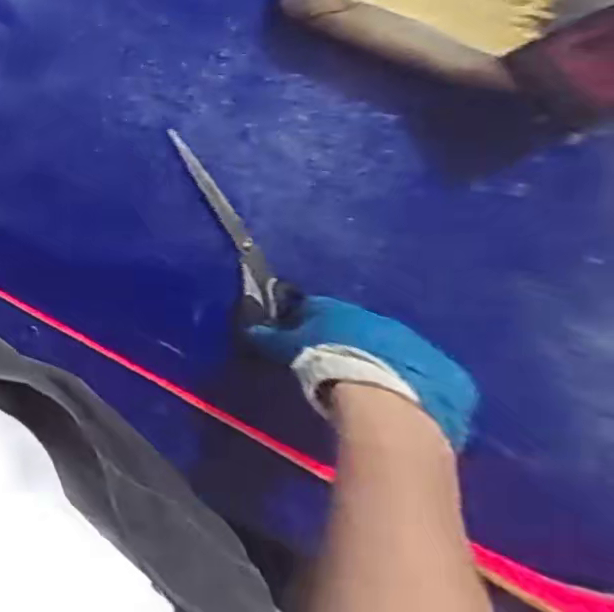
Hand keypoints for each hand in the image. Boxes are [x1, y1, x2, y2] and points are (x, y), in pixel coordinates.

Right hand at [247, 296, 477, 449]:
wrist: (385, 403)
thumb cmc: (327, 365)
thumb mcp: (286, 349)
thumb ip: (269, 336)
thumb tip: (254, 329)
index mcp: (341, 309)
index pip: (317, 307)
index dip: (306, 320)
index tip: (297, 335)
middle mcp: (383, 321)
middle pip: (361, 329)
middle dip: (350, 341)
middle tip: (337, 361)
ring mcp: (423, 349)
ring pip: (397, 352)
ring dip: (386, 363)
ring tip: (372, 385)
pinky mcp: (455, 380)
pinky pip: (430, 379)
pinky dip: (417, 386)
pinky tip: (403, 401)